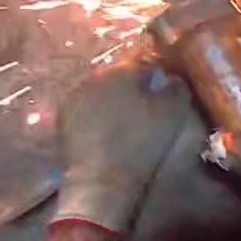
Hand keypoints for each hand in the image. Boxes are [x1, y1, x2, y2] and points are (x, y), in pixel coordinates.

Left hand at [51, 53, 197, 234]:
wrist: (101, 181)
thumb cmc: (141, 144)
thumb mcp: (172, 114)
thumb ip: (177, 87)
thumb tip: (173, 76)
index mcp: (123, 70)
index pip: (143, 58)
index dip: (155, 69)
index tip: (163, 82)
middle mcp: (95, 75)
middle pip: (118, 72)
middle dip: (131, 82)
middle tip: (144, 101)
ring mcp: (75, 94)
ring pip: (100, 87)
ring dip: (111, 96)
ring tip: (123, 116)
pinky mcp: (62, 115)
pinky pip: (85, 104)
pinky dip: (94, 111)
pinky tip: (104, 127)